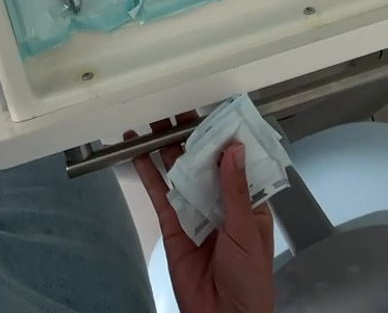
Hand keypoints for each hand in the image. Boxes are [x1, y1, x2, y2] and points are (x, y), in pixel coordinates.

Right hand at [133, 117, 275, 312]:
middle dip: (191, 134)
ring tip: (154, 118)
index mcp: (247, 202)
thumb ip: (236, 190)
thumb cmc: (250, 282)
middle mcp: (219, 201)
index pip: (236, 161)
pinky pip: (158, 190)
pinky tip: (137, 149)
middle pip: (203, 160)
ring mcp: (194, 209)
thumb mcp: (247, 232)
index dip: (225, 136)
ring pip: (178, 169)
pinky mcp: (172, 222)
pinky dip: (147, 169)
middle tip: (177, 106)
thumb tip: (233, 149)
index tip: (216, 109)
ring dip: (166, 145)